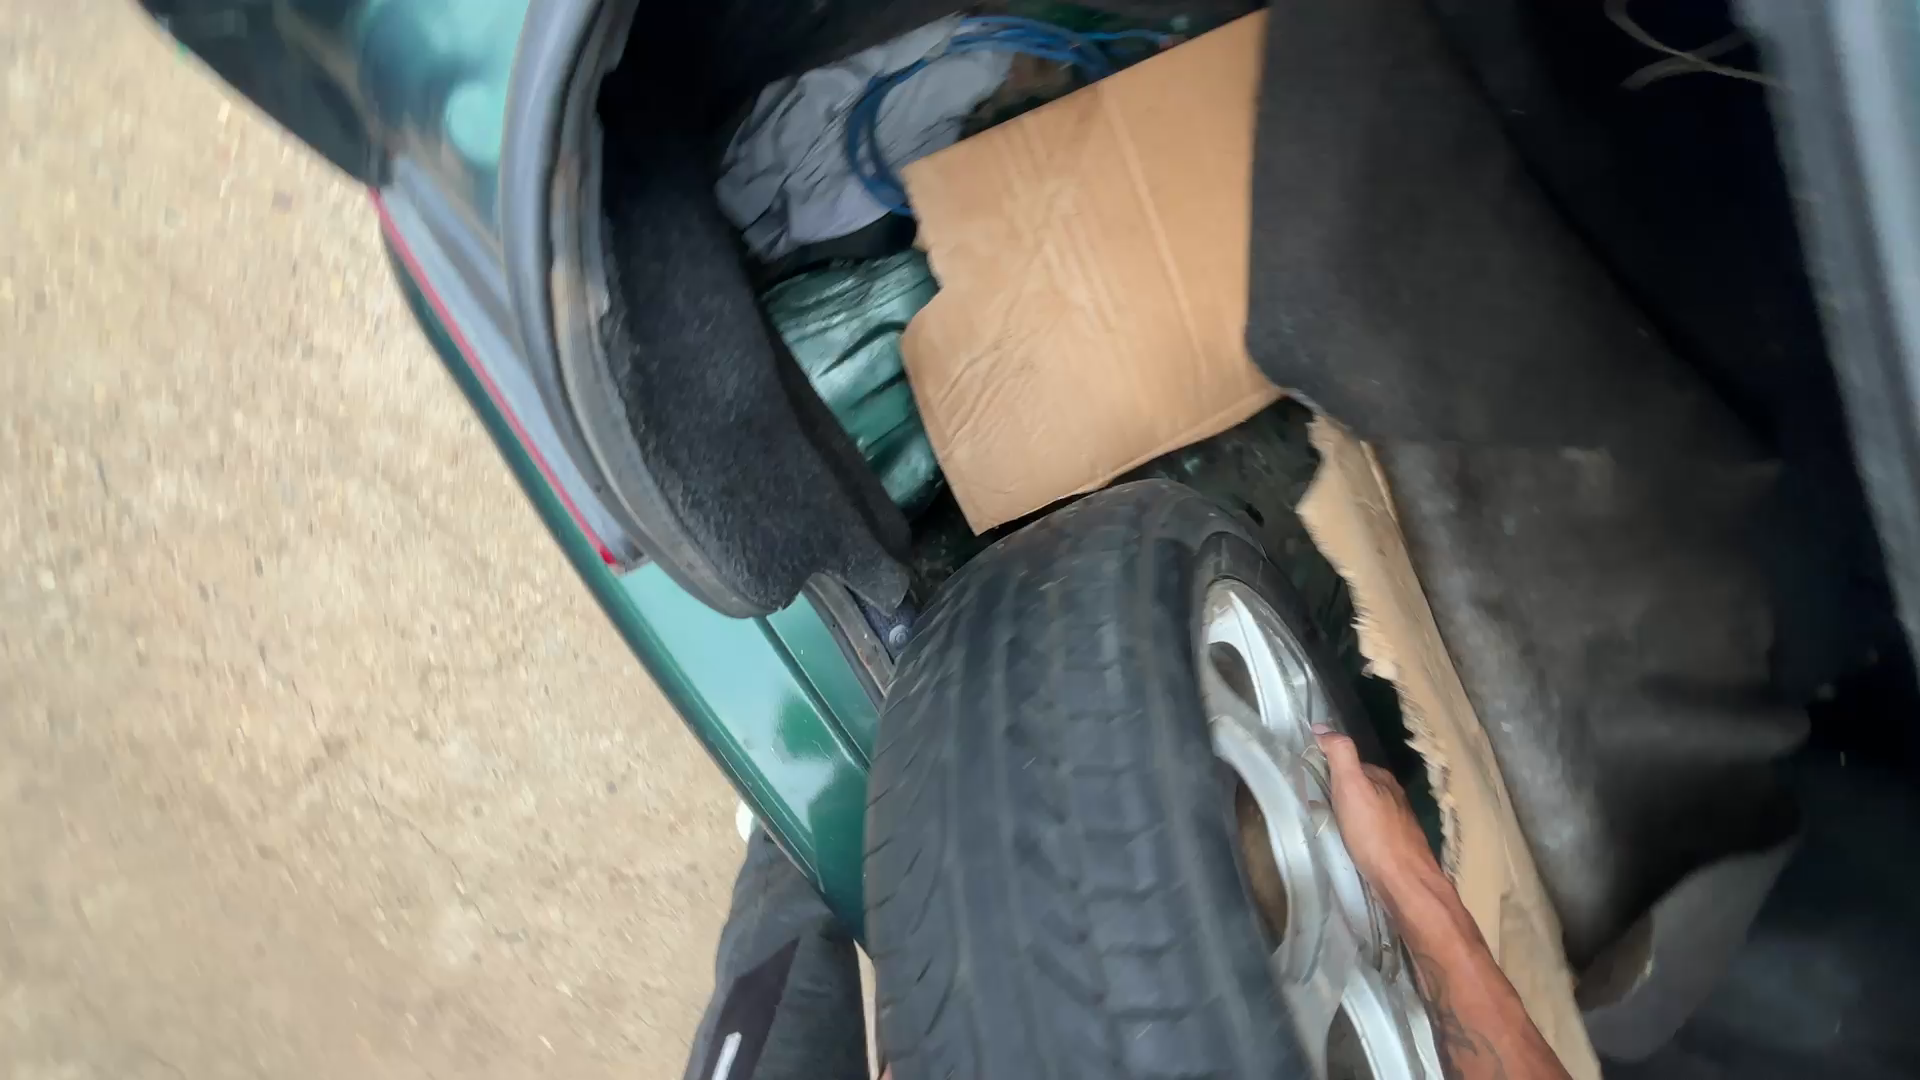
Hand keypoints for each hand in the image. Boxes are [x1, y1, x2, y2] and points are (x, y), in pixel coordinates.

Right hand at [1313, 727, 1441, 901]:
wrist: (1406, 883)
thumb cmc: (1374, 833)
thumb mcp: (1351, 786)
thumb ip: (1340, 754)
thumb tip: (1322, 727)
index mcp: (1383, 779)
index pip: (1350, 763)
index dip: (1329, 768)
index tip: (1309, 779)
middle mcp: (1394, 796)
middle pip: (1359, 785)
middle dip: (1338, 791)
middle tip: (1315, 803)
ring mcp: (1399, 822)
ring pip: (1365, 808)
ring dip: (1347, 812)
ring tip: (1328, 823)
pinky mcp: (1398, 846)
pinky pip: (1371, 829)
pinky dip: (1357, 830)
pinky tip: (1349, 842)